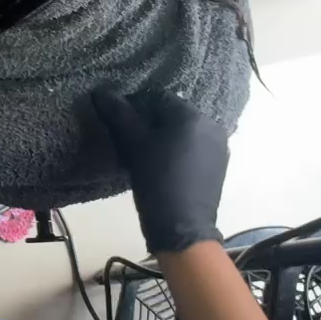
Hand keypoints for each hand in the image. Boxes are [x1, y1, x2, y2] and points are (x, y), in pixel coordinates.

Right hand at [93, 89, 229, 253]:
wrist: (182, 227)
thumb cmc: (156, 180)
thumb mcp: (133, 144)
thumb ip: (118, 114)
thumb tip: (101, 91)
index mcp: (191, 115)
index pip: (156, 96)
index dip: (133, 105)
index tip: (118, 124)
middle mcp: (210, 124)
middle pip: (171, 112)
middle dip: (149, 121)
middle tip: (129, 139)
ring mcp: (218, 145)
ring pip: (182, 130)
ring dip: (163, 135)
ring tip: (145, 153)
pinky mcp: (219, 164)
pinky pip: (193, 145)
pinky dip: (177, 148)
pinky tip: (163, 165)